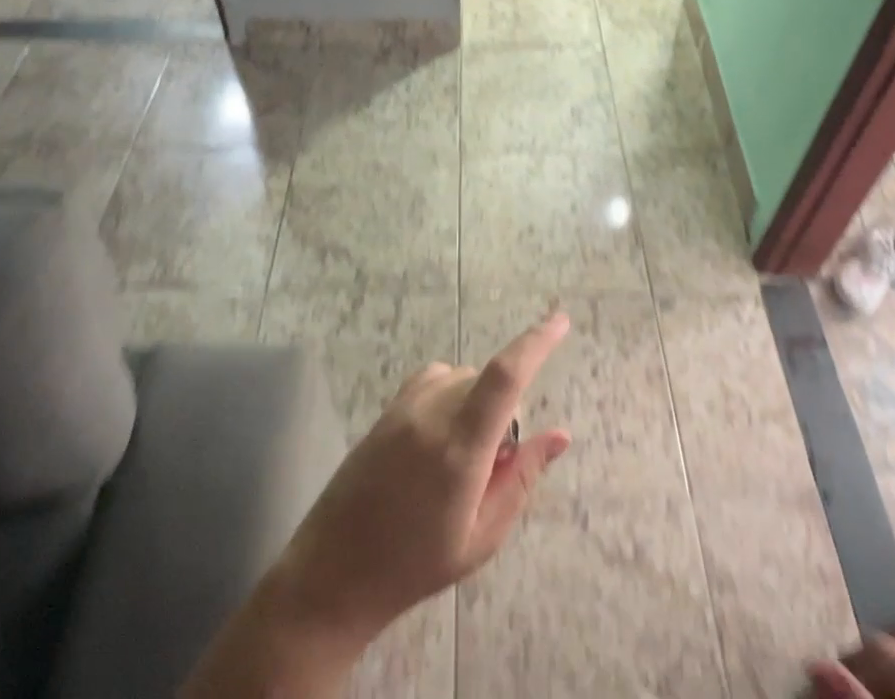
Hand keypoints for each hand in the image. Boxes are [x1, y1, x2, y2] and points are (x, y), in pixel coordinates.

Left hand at [269, 312, 573, 648]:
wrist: (333, 573)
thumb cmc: (415, 566)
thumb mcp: (481, 537)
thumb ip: (521, 479)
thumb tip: (559, 435)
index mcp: (459, 450)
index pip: (503, 378)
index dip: (535, 343)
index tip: (560, 321)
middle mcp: (428, 417)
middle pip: (483, 379)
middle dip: (505, 407)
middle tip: (496, 464)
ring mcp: (400, 412)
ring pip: (457, 378)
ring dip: (476, 400)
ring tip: (467, 456)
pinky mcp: (382, 416)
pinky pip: (429, 382)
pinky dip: (450, 395)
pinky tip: (442, 438)